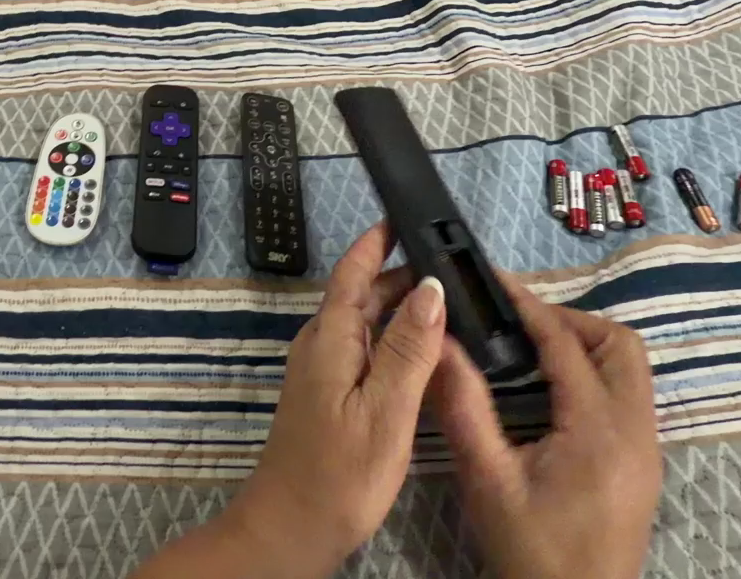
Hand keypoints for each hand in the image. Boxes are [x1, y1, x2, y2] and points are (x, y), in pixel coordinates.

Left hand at [128, 221, 446, 578]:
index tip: (400, 216)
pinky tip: (423, 352)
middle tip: (447, 262)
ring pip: (365, 321)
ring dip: (399, 306)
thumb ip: (407, 349)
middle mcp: (322, 342)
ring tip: (447, 300)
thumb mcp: (385, 410)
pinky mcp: (329, 390)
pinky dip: (393, 338)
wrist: (292, 524)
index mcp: (331, 337)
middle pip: (361, 294)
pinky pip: (364, 348)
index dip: (374, 242)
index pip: (352, 273)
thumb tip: (430, 288)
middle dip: (398, 273)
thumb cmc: (340, 470)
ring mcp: (323, 367)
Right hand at [431, 273, 661, 578]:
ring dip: (582, 344)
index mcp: (600, 434)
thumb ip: (463, 403)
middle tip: (515, 321)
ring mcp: (646, 451)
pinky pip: (625, 394)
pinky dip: (590, 372)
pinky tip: (545, 384)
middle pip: (621, 346)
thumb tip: (440, 340)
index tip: (494, 281)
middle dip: (569, 320)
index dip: (530, 306)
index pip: (568, 346)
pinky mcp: (641, 465)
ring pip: (629, 369)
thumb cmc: (529, 551)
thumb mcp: (485, 477)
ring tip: (526, 345)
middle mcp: (637, 435)